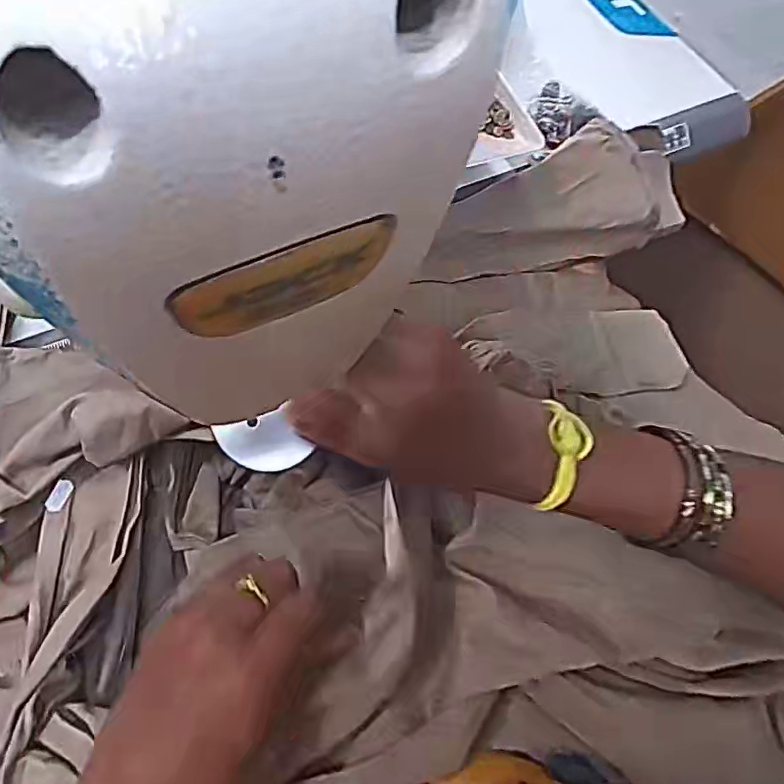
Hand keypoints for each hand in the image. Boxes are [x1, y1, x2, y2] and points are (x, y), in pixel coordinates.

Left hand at [44, 557, 321, 783]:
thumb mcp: (264, 737)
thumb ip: (296, 676)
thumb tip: (325, 642)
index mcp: (250, 666)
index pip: (303, 604)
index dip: (322, 606)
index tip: (329, 613)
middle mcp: (217, 629)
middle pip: (268, 572)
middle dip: (288, 588)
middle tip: (295, 613)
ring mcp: (183, 621)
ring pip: (234, 570)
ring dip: (254, 585)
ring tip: (260, 613)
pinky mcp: (160, 625)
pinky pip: (205, 589)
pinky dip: (223, 595)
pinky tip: (224, 621)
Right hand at [286, 316, 555, 499]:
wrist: (506, 440)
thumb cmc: (443, 457)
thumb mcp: (382, 455)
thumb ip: (333, 428)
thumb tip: (287, 404)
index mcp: (393, 391)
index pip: (328, 357)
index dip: (298, 356)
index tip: (277, 364)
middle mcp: (407, 353)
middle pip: (341, 333)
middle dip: (314, 342)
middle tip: (291, 356)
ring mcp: (421, 335)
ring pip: (360, 326)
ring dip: (337, 337)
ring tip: (319, 352)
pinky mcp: (430, 329)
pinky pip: (381, 325)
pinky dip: (362, 336)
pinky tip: (353, 349)